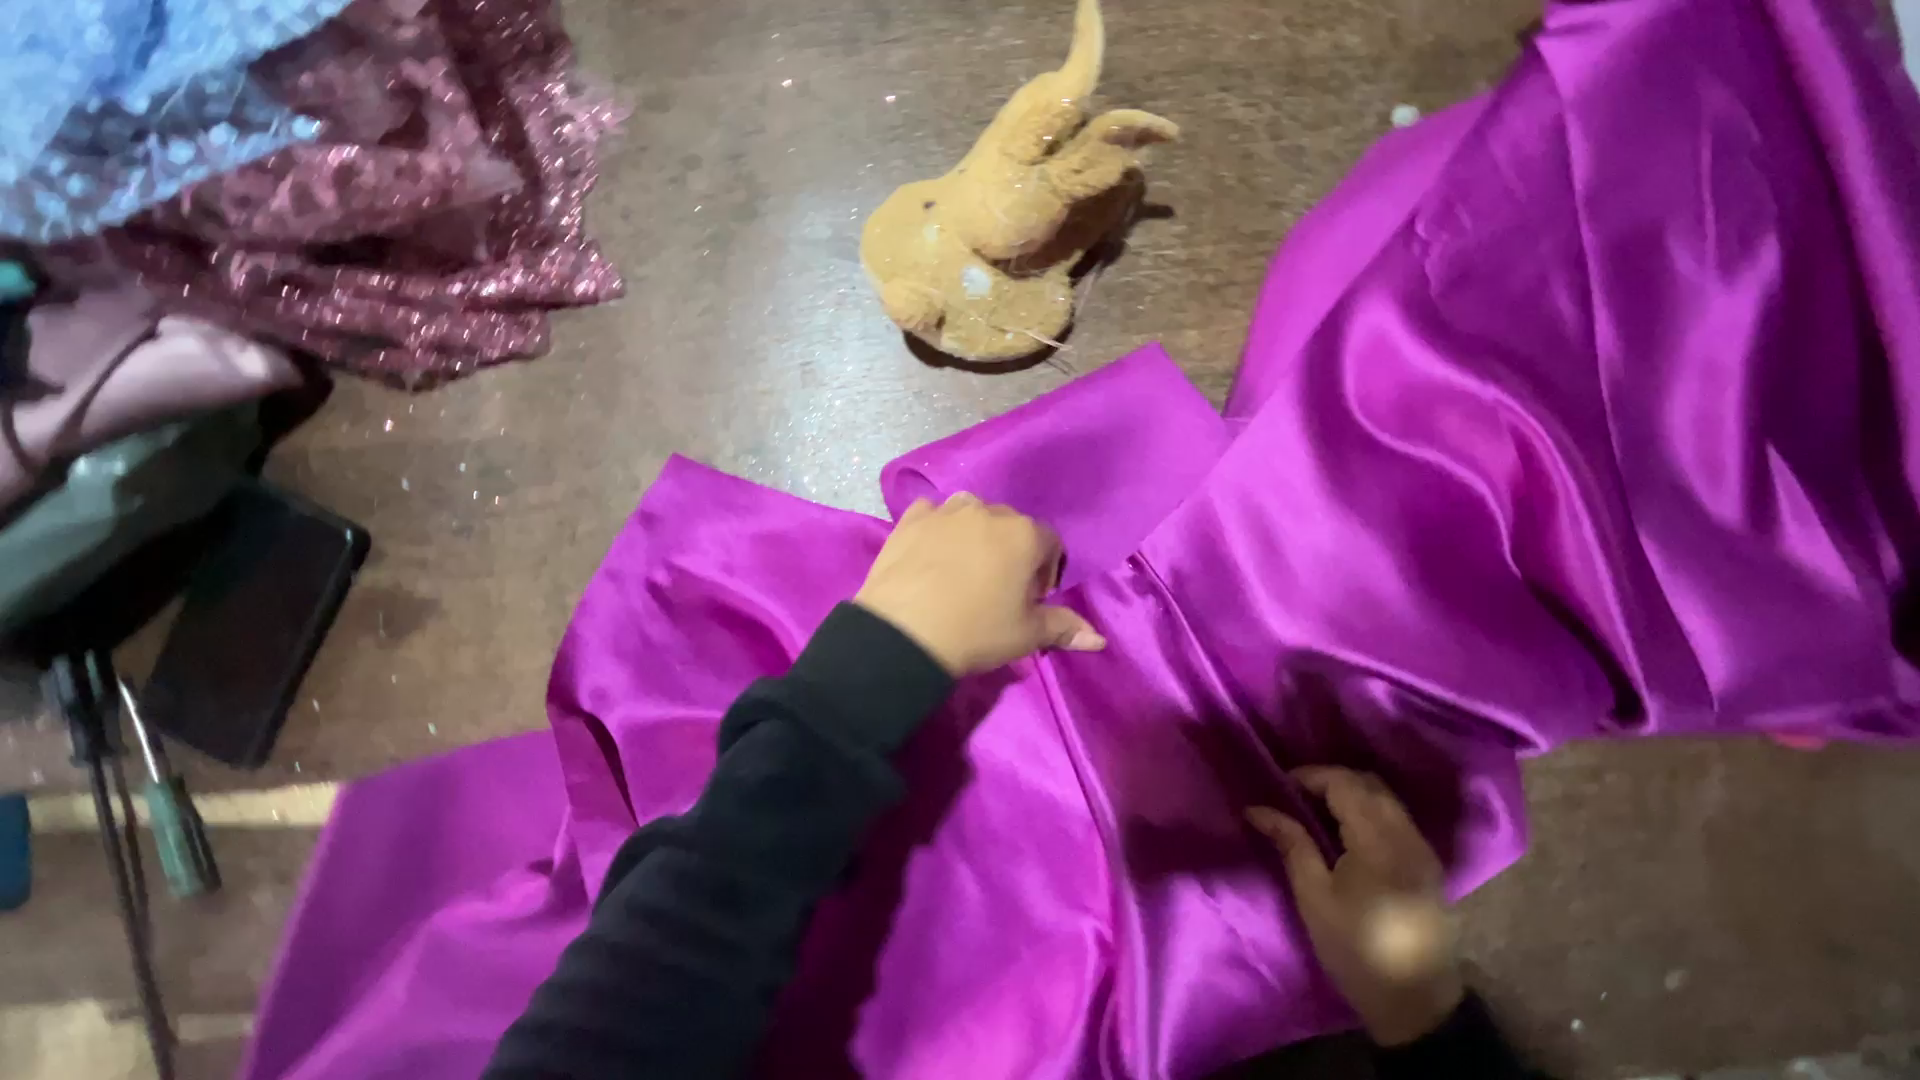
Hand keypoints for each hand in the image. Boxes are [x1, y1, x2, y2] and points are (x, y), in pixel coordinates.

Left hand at [854, 493, 1105, 675]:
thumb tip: (1098, 639)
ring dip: (975, 536)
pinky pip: (933, 516)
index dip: (1045, 573)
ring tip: (963, 571)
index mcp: (1026, 534)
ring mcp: (947, 511)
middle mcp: (989, 511)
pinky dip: (937, 530)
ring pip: (972, 515)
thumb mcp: (1027, 634)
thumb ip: (1064, 627)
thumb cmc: (977, 631)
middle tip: (997, 590)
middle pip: (1011, 527)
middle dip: (1012, 552)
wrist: (905, 632)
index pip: (1050, 544)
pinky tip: (930, 557)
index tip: (1030, 600)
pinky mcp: (911, 519)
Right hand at [1246, 767, 1463, 1046]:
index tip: (1279, 788)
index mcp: (1378, 841)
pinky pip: (1396, 818)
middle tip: (1295, 797)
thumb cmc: (1355, 948)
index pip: (1345, 783)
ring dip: (1351, 795)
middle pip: (1369, 784)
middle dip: (1330, 780)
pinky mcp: (1428, 865)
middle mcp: (1407, 836)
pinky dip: (1368, 812)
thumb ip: (1291, 843)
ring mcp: (1423, 850)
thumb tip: (1257, 808)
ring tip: (1316, 814)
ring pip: (1385, 799)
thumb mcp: (1314, 896)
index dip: (1310, 776)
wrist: (1416, 1003)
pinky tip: (1346, 833)